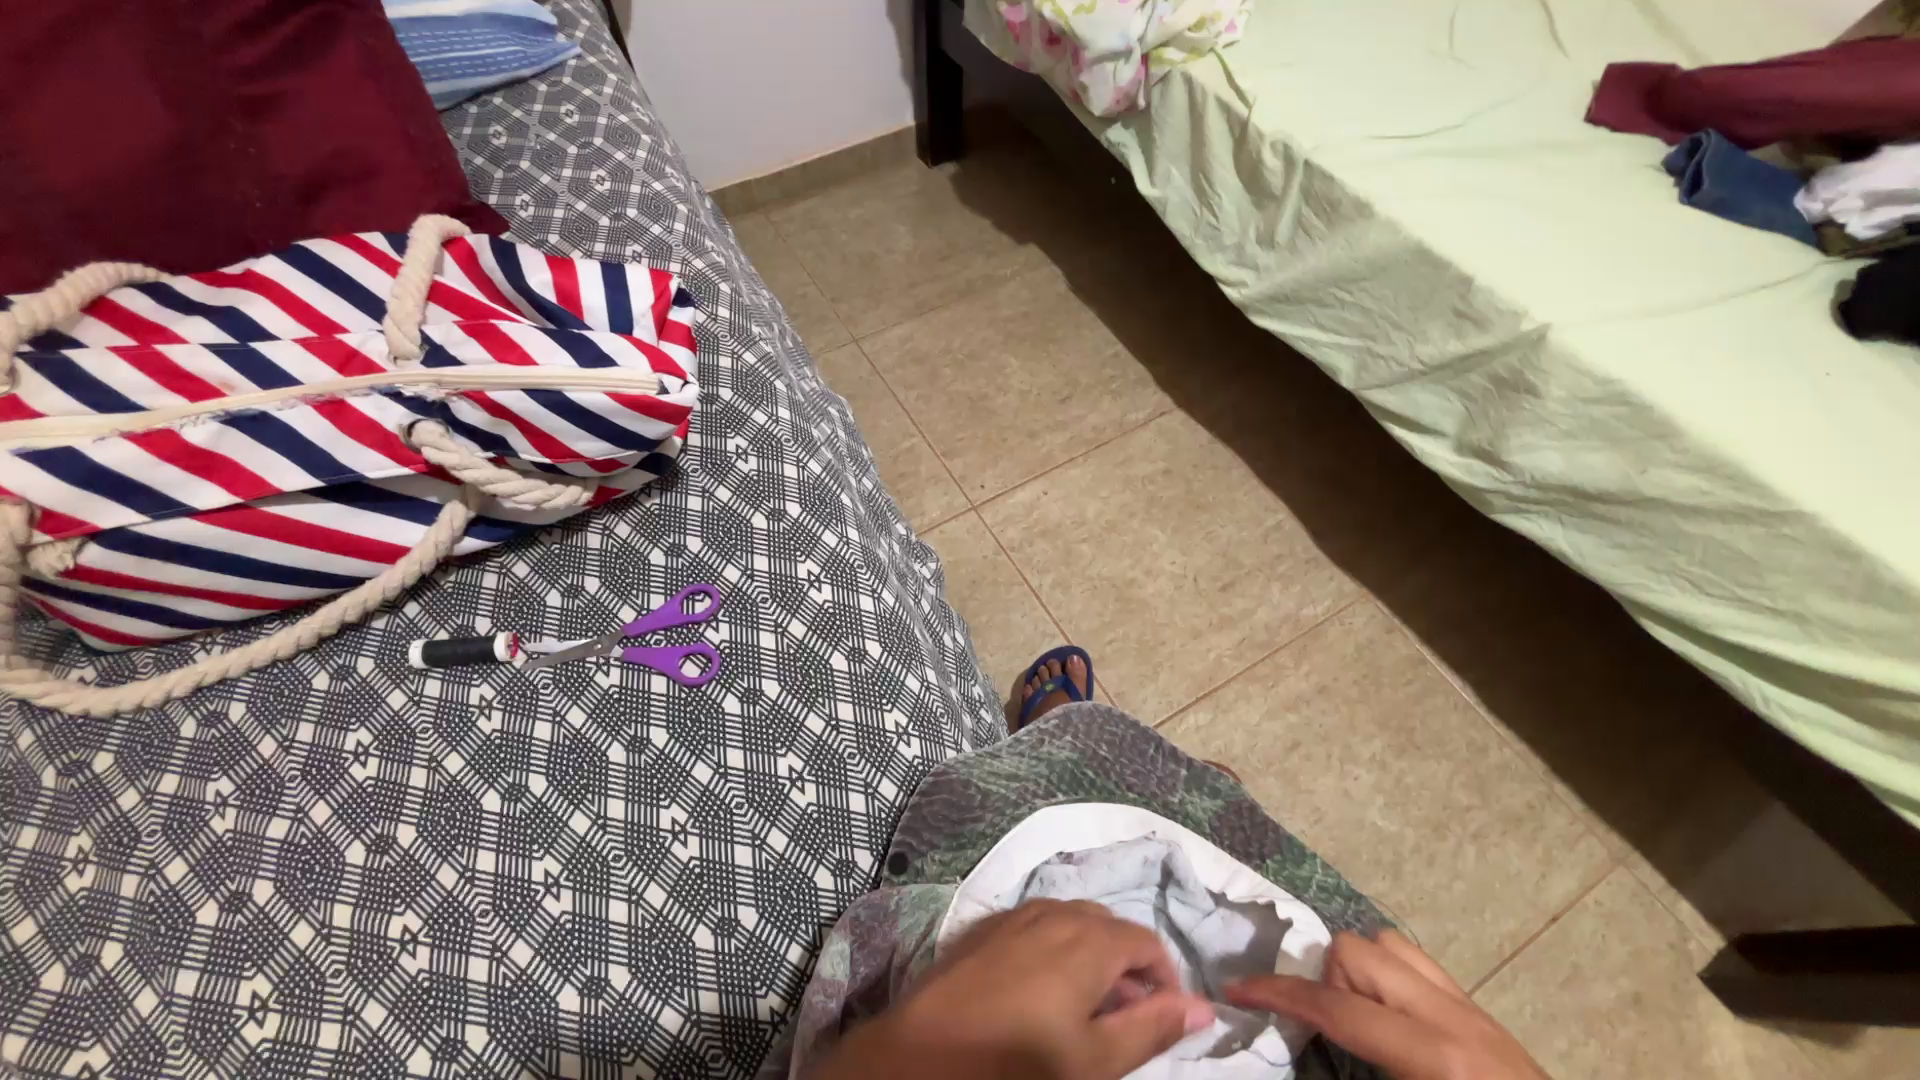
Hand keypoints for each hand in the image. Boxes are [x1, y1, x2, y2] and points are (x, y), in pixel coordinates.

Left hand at [809, 899, 1215, 1079]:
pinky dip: (1054, 949)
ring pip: (1071, 923)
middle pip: (1109, 927)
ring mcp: (1015, 914)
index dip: (1166, 979)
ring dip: (1090, 957)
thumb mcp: (1096, 1058)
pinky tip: (1039, 990)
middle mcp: (1055, 910)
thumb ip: (1153, 1027)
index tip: (1166, 1017)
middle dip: (1127, 967)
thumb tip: (1204, 1007)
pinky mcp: (985, 926)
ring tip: (1084, 1008)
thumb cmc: (1020, 1060)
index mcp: (1089, 937)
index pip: (1146, 942)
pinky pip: (1036, 926)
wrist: (925, 1054)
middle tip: (1125, 1019)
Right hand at [1227, 930, 1548, 1079]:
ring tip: (1358, 1019)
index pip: (1335, 1006)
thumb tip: (1304, 1033)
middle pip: (1358, 951)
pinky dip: (1389, 977)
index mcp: (1437, 1056)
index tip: (1237, 990)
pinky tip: (1389, 1018)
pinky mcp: (1483, 1014)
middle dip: (1327, 980)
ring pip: (1389, 944)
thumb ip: (1352, 1072)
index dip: (1278, 994)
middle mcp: (1452, 1016)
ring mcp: (1472, 1009)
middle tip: (1328, 1029)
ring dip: (1360, 971)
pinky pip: (1419, 965)